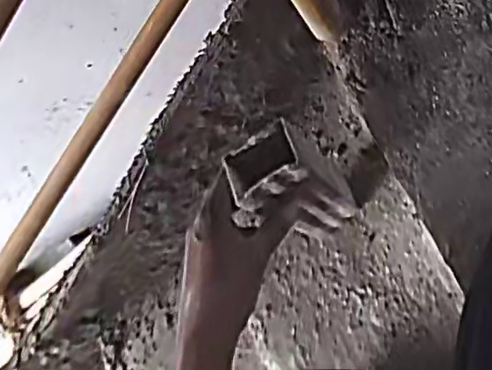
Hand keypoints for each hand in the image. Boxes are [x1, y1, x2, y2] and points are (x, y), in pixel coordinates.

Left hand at [177, 169, 352, 366]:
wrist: (205, 335)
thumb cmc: (224, 296)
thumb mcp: (258, 253)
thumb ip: (277, 223)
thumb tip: (294, 203)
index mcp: (209, 214)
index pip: (226, 175)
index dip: (246, 164)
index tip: (261, 156)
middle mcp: (199, 223)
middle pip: (224, 191)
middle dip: (247, 184)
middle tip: (267, 177)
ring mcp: (198, 240)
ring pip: (222, 209)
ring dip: (242, 204)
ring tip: (263, 202)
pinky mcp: (201, 256)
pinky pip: (219, 227)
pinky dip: (236, 222)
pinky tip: (250, 231)